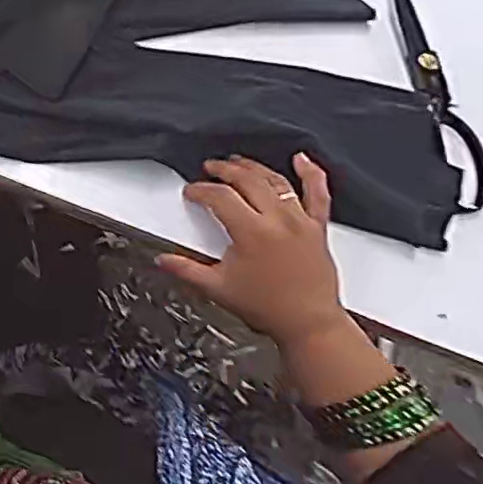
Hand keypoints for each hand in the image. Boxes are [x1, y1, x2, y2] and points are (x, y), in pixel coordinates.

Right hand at [157, 154, 349, 346]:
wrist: (308, 323)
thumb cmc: (268, 308)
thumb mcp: (218, 289)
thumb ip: (187, 270)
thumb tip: (164, 261)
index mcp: (251, 232)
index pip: (220, 197)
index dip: (201, 190)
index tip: (192, 192)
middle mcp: (277, 220)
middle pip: (247, 181)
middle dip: (224, 170)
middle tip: (211, 168)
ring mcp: (300, 221)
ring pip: (276, 181)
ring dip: (255, 167)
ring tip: (239, 162)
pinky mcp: (317, 227)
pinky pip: (317, 193)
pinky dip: (311, 173)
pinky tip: (302, 160)